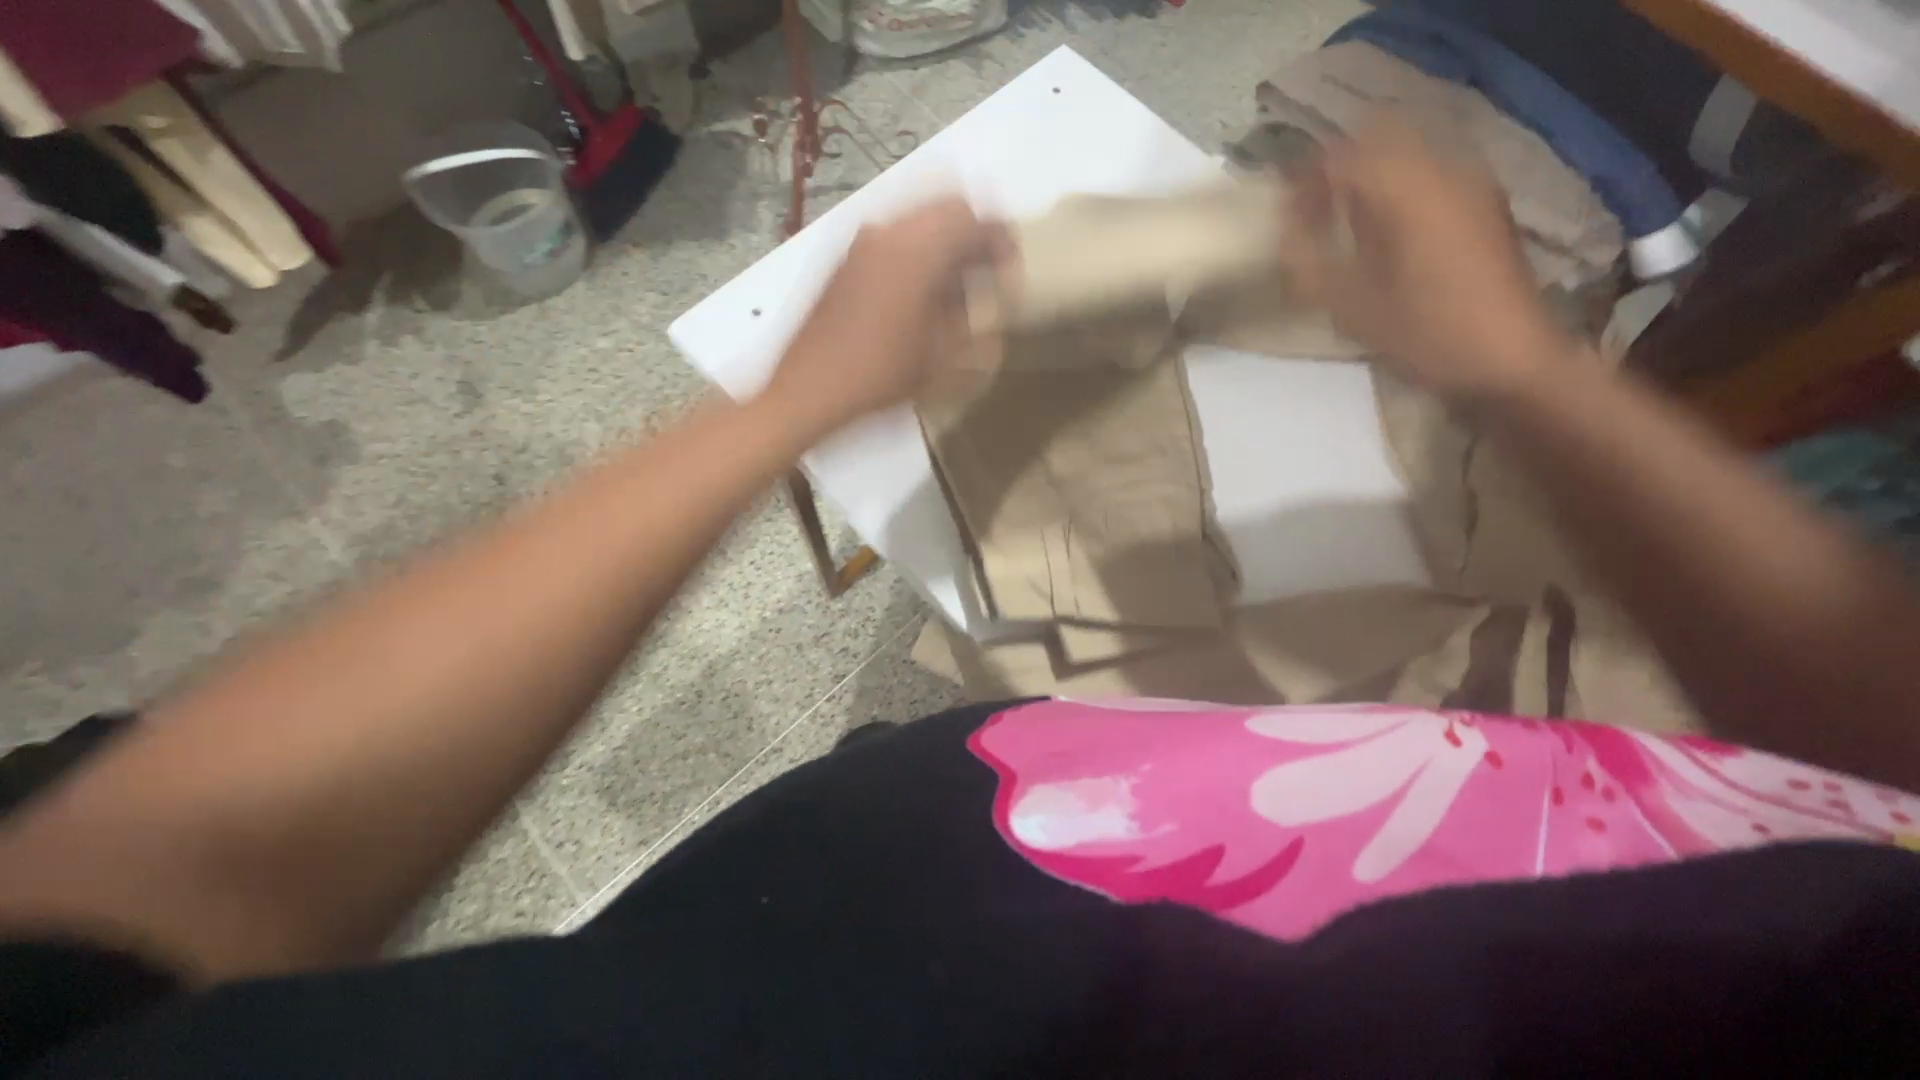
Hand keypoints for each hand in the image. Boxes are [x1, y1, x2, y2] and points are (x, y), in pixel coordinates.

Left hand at [762, 195, 1004, 434]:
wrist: (807, 388)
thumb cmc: (879, 376)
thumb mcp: (943, 360)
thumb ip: (980, 328)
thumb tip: (997, 314)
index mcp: (918, 249)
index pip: (975, 218)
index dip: (1002, 239)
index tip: (1011, 269)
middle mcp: (889, 230)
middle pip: (948, 206)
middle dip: (974, 235)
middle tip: (987, 272)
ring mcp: (862, 241)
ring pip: (919, 219)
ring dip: (944, 242)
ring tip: (955, 287)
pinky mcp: (846, 257)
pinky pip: (894, 236)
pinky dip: (917, 251)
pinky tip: (921, 294)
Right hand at [1282, 119, 1579, 399]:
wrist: (1513, 361)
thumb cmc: (1429, 336)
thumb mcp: (1354, 309)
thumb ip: (1310, 264)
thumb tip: (1285, 234)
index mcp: (1407, 191)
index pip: (1340, 156)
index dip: (1304, 179)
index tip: (1284, 212)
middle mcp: (1443, 171)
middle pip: (1378, 136)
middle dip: (1339, 166)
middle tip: (1314, 208)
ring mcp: (1472, 184)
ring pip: (1408, 150)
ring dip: (1371, 174)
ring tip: (1347, 221)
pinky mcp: (1485, 205)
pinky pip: (1432, 172)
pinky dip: (1400, 187)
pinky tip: (1387, 232)